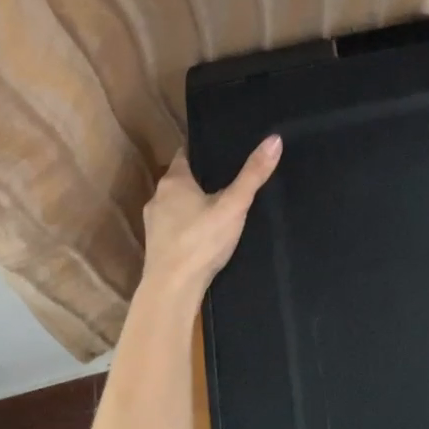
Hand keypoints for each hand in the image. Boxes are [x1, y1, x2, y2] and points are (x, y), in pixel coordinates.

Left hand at [139, 135, 281, 303]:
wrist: (172, 289)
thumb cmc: (201, 241)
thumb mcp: (234, 205)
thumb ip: (253, 174)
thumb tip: (274, 139)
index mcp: (174, 180)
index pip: (185, 153)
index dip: (204, 150)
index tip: (223, 149)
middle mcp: (158, 196)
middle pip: (181, 178)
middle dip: (203, 178)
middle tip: (230, 177)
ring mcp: (154, 223)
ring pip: (176, 203)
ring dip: (193, 202)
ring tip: (220, 204)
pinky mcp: (156, 245)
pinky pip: (174, 225)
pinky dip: (188, 224)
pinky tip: (205, 232)